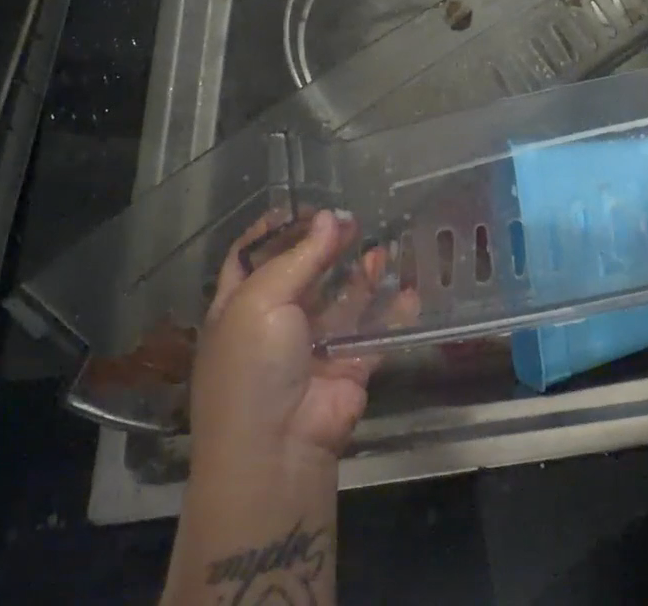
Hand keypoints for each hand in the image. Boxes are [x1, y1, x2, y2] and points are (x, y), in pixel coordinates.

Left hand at [192, 210, 407, 467]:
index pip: (251, 258)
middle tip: (354, 219)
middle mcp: (276, 323)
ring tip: (383, 245)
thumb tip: (332, 216)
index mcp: (238, 308)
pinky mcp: (353, 363)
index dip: (273, 231)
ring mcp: (316, 345)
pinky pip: (378, 329)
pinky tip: (409, 287)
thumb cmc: (253, 367)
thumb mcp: (262, 302)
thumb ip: (301, 257)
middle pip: (304, 274)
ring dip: (362, 274)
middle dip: (327, 246)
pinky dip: (395, 309)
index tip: (302, 206)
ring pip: (344, 300)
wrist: (278, 442)